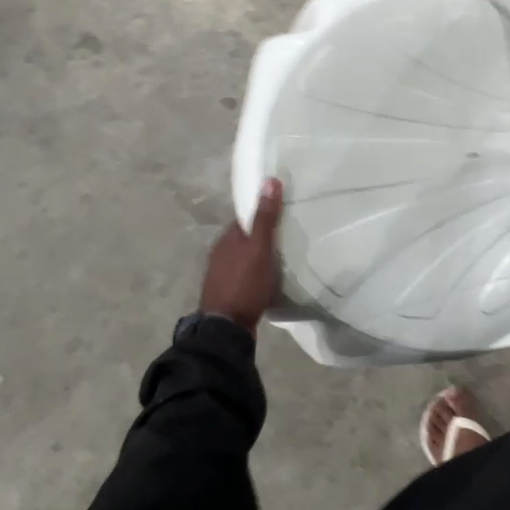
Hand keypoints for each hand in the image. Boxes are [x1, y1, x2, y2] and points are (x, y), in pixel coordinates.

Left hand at [198, 179, 283, 333]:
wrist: (226, 330)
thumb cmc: (244, 283)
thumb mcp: (259, 248)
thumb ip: (265, 217)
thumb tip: (269, 179)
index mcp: (227, 239)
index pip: (246, 218)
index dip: (264, 214)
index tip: (285, 214)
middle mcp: (220, 253)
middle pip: (245, 238)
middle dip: (263, 237)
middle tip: (289, 236)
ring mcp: (221, 275)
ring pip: (244, 258)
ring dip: (260, 257)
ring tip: (283, 258)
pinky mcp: (228, 294)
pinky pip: (245, 276)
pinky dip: (257, 274)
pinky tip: (270, 280)